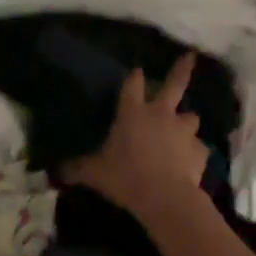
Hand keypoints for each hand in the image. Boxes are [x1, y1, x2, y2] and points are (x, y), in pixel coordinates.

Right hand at [64, 52, 209, 216]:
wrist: (164, 197)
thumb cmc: (125, 177)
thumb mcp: (94, 174)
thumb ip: (77, 169)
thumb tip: (56, 172)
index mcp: (133, 113)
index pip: (132, 85)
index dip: (134, 77)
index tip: (137, 71)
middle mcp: (161, 115)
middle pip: (175, 84)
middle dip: (181, 69)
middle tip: (190, 57)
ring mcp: (184, 131)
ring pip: (191, 117)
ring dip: (185, 122)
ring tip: (181, 131)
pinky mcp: (199, 151)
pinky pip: (197, 148)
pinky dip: (193, 153)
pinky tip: (188, 163)